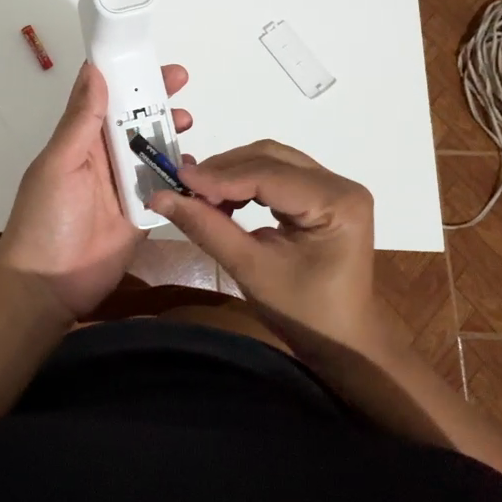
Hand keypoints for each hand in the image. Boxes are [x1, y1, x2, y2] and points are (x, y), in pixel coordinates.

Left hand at [0, 62, 191, 319]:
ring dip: (170, 134)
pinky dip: (181, 177)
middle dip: (156, 100)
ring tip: (188, 121)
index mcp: (80, 141)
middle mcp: (103, 158)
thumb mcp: (59, 163)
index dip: (126, 77)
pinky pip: (165, 189)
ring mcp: (123, 187)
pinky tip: (195, 167)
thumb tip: (96, 70)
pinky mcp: (142, 216)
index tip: (152, 60)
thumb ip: (81, 121)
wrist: (47, 286)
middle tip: (183, 83)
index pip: (105, 98)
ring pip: (153, 152)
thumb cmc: (45, 218)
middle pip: (134, 121)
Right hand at [146, 140, 380, 350]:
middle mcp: (340, 185)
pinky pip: (276, 174)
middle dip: (224, 171)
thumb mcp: (251, 269)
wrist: (342, 343)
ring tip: (200, 195)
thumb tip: (159, 196)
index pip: (268, 176)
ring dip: (232, 173)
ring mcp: (333, 188)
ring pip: (270, 161)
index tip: (177, 180)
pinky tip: (224, 200)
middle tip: (185, 188)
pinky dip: (245, 182)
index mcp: (337, 202)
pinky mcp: (322, 195)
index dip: (220, 177)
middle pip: (270, 158)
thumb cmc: (303, 312)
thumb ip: (206, 228)